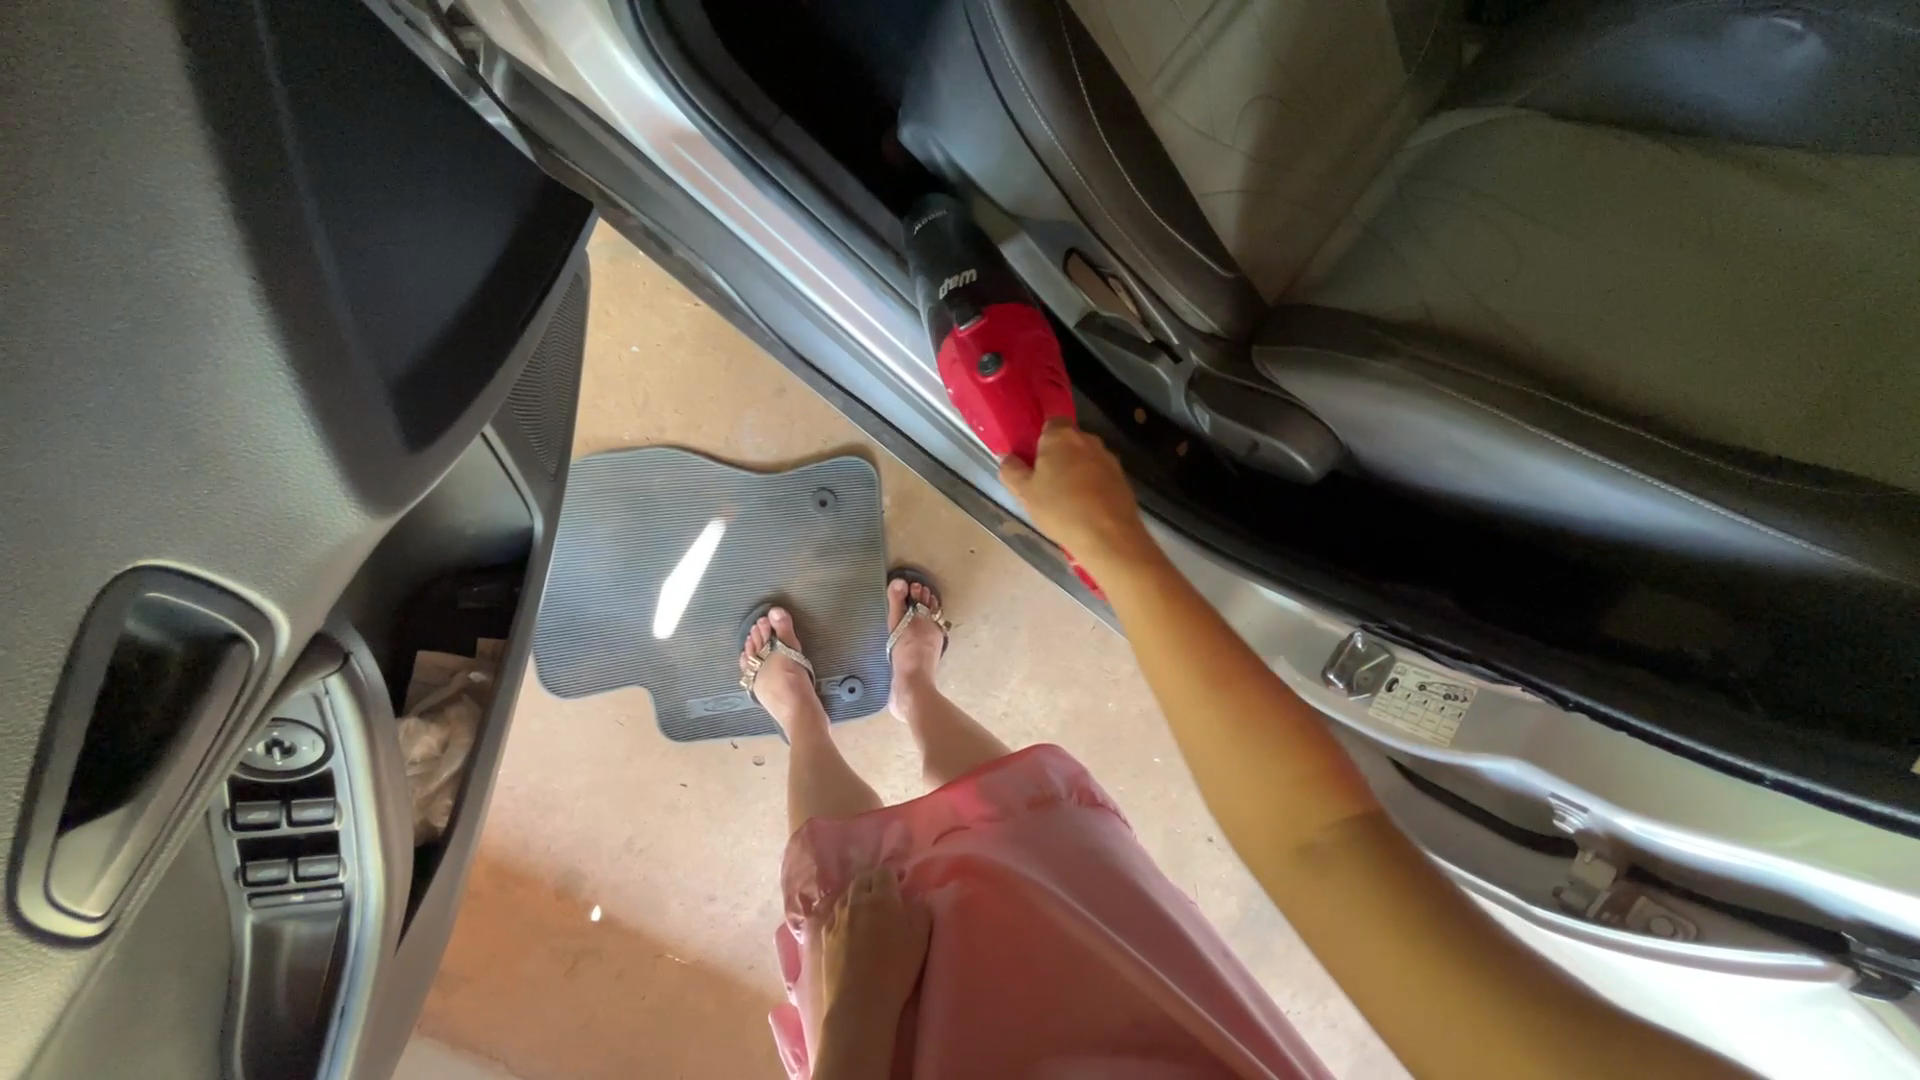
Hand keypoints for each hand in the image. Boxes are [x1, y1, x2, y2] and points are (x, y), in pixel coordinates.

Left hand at [820, 867, 931, 1024]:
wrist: (859, 1002)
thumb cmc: (896, 970)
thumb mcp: (920, 940)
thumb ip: (921, 912)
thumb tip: (917, 898)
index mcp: (881, 898)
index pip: (884, 872)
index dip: (892, 876)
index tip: (900, 884)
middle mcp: (856, 901)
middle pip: (862, 879)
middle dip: (872, 881)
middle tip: (882, 894)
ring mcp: (837, 918)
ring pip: (845, 895)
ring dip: (856, 895)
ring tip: (864, 908)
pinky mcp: (824, 936)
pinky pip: (833, 914)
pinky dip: (842, 913)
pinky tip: (847, 926)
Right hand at [999, 419, 1154, 571]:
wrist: (1108, 535)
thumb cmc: (1060, 509)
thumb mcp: (1024, 493)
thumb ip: (1011, 470)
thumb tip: (1007, 457)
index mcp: (1061, 436)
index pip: (1051, 423)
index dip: (1041, 440)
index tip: (1034, 461)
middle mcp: (1088, 440)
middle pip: (1069, 441)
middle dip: (1059, 456)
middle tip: (1046, 483)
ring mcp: (1108, 458)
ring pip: (1086, 459)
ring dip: (1077, 472)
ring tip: (1067, 500)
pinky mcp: (1123, 478)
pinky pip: (1100, 476)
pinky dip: (1093, 486)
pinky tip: (1086, 509)